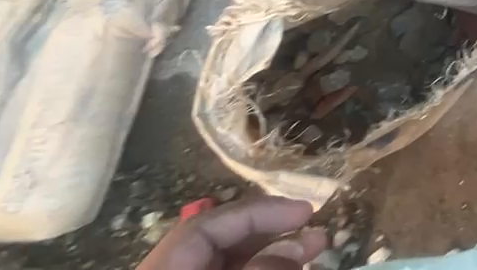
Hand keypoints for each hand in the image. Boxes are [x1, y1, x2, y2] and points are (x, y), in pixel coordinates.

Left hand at [136, 196, 327, 269]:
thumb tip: (304, 240)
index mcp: (159, 269)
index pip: (204, 226)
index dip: (258, 212)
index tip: (306, 213)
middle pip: (215, 245)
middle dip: (270, 235)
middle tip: (317, 236)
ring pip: (222, 264)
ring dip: (269, 255)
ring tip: (310, 255)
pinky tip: (287, 269)